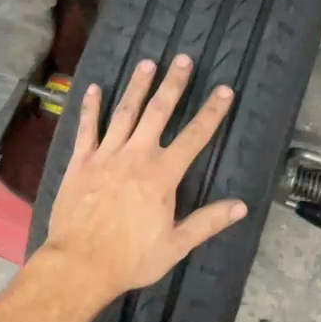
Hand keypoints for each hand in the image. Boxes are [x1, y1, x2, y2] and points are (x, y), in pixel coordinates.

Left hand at [36, 55, 243, 304]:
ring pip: (124, 113)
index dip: (211, 113)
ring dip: (137, 86)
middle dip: (173, 84)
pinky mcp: (80, 161)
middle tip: (183, 58)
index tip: (224, 90)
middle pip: (158, 112)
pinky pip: (86, 128)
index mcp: (162, 176)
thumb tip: (240, 206)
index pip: (194, 137)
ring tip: (147, 63)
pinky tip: (93, 88)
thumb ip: (207, 222)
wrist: (79, 263)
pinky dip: (89, 107)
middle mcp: (135, 157)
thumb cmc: (130, 258)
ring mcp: (105, 155)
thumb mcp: (176, 245)